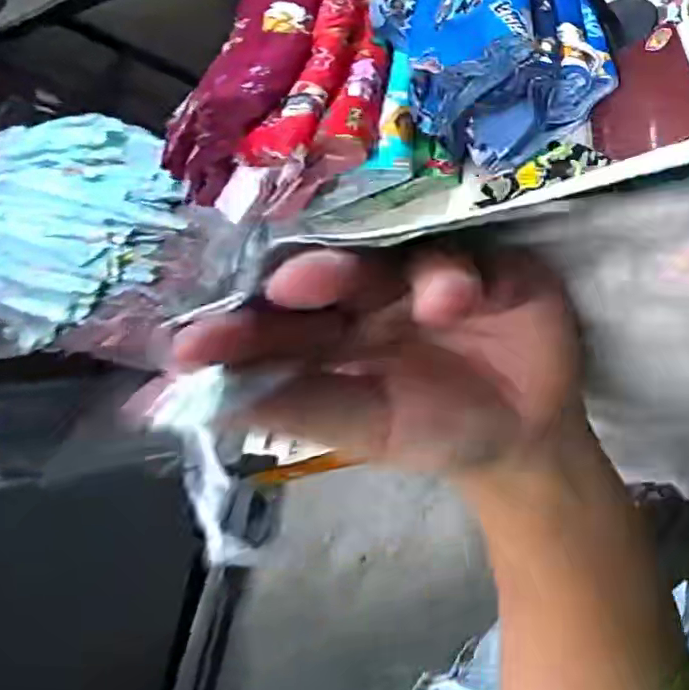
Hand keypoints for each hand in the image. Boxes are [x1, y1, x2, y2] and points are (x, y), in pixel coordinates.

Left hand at [169, 248, 586, 477]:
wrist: (528, 431)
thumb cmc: (437, 432)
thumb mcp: (363, 428)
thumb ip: (286, 408)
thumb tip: (160, 403)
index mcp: (333, 333)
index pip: (279, 320)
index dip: (240, 327)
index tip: (193, 347)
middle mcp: (378, 293)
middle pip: (340, 271)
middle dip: (316, 275)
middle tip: (292, 284)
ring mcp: (436, 274)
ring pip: (409, 257)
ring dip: (404, 273)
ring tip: (408, 304)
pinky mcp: (495, 268)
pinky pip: (475, 260)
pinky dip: (463, 274)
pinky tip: (461, 298)